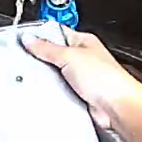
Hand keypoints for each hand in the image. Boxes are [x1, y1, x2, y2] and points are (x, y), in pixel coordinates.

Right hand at [22, 27, 141, 128]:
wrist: (117, 108)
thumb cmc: (107, 79)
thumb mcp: (71, 56)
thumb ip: (47, 48)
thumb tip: (29, 39)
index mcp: (83, 42)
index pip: (56, 32)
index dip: (40, 34)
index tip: (23, 39)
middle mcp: (82, 58)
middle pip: (52, 54)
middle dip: (41, 58)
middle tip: (28, 59)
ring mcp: (79, 78)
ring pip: (53, 74)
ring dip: (47, 77)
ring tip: (39, 77)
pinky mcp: (75, 94)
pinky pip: (57, 90)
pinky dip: (51, 91)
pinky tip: (47, 91)